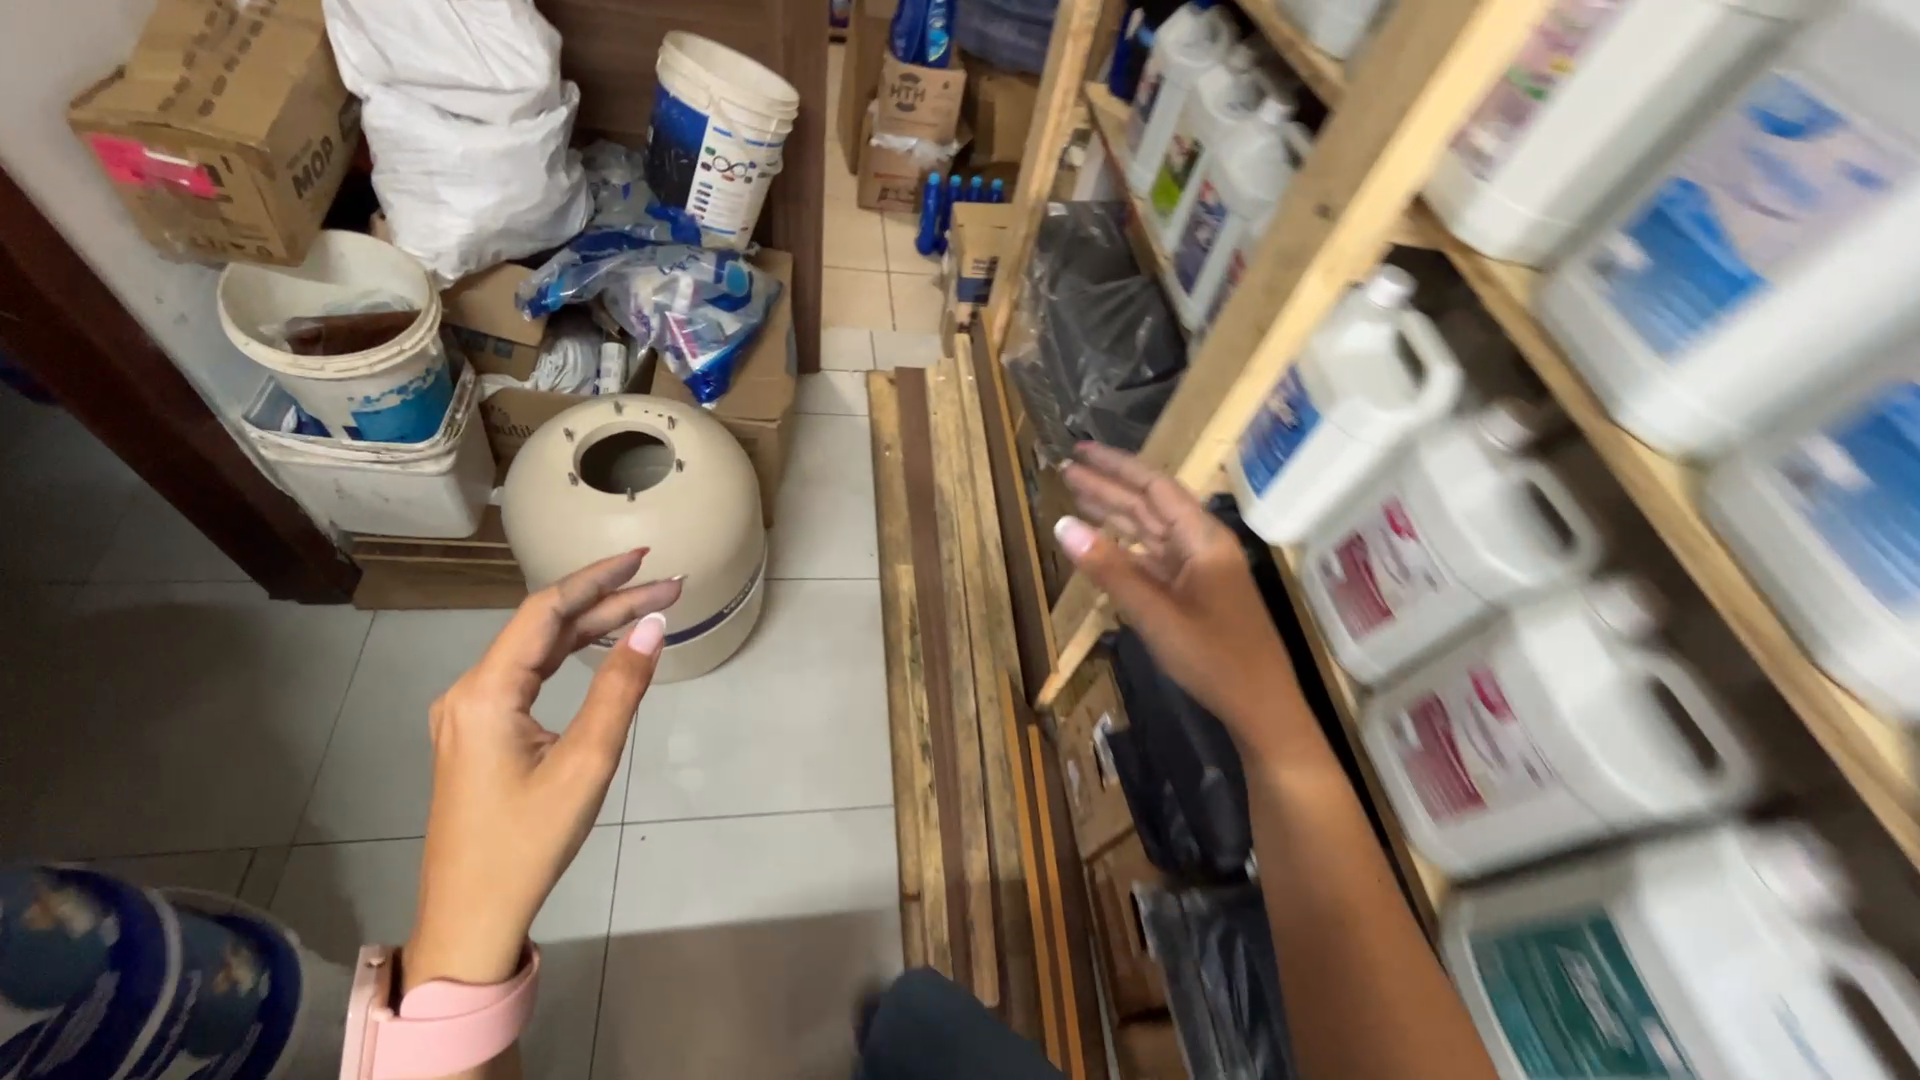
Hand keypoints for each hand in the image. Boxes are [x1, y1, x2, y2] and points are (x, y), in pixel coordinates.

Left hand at [404, 549, 681, 990]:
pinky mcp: (479, 731)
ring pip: (538, 650)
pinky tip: (601, 645)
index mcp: (486, 693)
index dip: (597, 578)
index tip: (645, 559)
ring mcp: (470, 712)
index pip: (545, 611)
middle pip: (545, 627)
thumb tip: (652, 625)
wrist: (472, 914)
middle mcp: (470, 691)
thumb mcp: (587, 762)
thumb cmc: (530, 841)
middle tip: (668, 587)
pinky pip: (529, 675)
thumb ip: (621, 688)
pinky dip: (571, 655)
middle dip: (608, 602)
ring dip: (592, 626)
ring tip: (647, 608)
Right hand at [1054, 442, 1297, 730]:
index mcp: (1203, 539)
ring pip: (1150, 532)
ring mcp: (1198, 570)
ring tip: (1076, 495)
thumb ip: (1110, 568)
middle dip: (1107, 487)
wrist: (1262, 707)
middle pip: (1149, 506)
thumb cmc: (1215, 659)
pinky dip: (1125, 548)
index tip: (1080, 451)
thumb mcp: (1155, 614)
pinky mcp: (1193, 593)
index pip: (1154, 487)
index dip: (1116, 466)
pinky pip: (1153, 559)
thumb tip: (1062, 525)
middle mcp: (1201, 546)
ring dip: (1114, 514)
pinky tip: (1103, 543)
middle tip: (1064, 470)